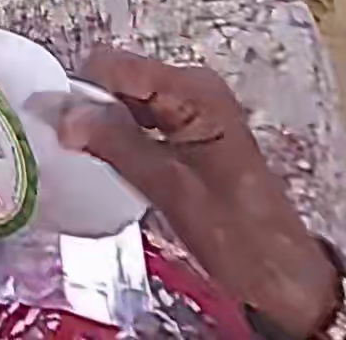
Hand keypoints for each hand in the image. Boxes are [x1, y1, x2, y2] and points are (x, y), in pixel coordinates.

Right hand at [45, 48, 337, 337]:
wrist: (285, 279)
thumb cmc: (237, 235)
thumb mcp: (171, 189)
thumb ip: (115, 143)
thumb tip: (63, 114)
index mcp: (193, 90)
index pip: (118, 66)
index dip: (83, 89)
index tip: (60, 125)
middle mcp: (189, 85)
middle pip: (118, 75)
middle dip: (90, 104)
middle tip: (73, 145)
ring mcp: (187, 103)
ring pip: (123, 94)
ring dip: (101, 119)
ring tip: (86, 154)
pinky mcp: (183, 123)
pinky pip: (136, 112)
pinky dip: (116, 129)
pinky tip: (108, 157)